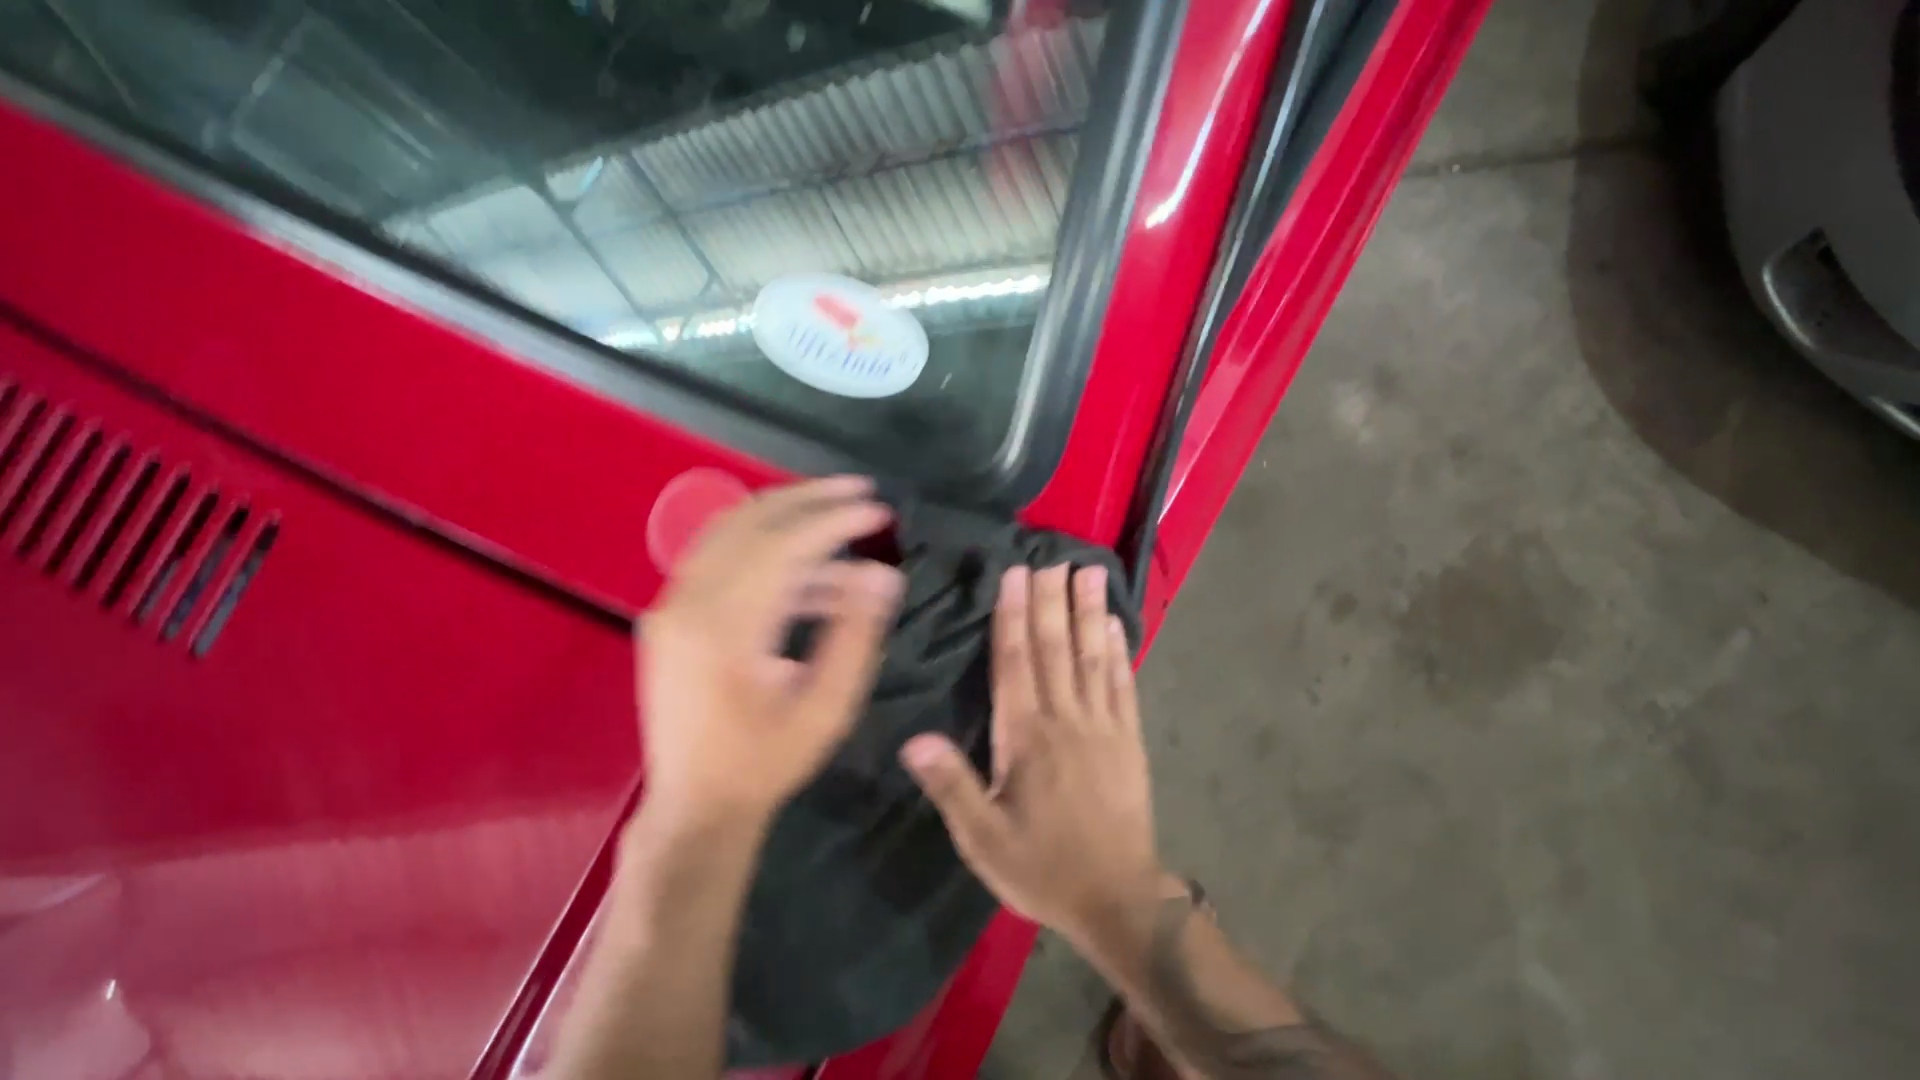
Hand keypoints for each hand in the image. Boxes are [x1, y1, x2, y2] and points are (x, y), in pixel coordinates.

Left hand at [639, 475, 902, 830]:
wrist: (695, 806)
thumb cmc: (765, 764)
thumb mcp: (825, 709)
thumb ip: (854, 636)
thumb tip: (882, 575)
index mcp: (723, 628)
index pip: (782, 545)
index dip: (833, 520)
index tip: (877, 509)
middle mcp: (687, 603)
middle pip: (749, 522)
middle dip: (808, 501)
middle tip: (859, 491)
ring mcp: (673, 607)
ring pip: (731, 535)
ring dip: (787, 523)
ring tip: (845, 529)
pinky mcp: (672, 616)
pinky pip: (721, 562)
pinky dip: (767, 556)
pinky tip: (815, 577)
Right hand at [900, 565, 1175, 939]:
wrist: (1118, 899)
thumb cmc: (1042, 868)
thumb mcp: (983, 839)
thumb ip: (952, 786)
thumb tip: (915, 739)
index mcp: (1025, 738)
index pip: (1015, 664)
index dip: (1013, 616)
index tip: (1016, 574)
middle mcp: (1065, 720)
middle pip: (1055, 649)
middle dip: (1050, 601)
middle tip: (1051, 557)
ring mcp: (1103, 727)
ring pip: (1093, 657)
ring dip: (1089, 612)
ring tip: (1089, 572)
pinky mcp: (1129, 740)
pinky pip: (1123, 685)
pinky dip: (1120, 651)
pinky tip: (1117, 625)